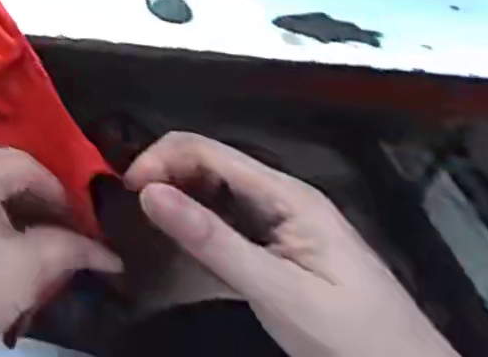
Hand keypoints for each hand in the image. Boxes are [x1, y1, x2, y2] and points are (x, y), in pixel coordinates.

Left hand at [0, 145, 120, 352]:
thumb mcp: (27, 267)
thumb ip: (69, 248)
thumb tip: (108, 253)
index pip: (29, 165)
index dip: (65, 198)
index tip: (89, 232)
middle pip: (4, 163)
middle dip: (40, 197)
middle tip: (70, 233)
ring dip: (15, 199)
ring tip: (44, 237)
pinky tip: (9, 232)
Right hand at [125, 132, 458, 356]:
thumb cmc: (359, 344)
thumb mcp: (281, 295)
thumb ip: (212, 242)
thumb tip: (144, 191)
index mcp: (288, 196)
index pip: (201, 148)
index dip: (157, 160)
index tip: (128, 192)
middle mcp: (281, 196)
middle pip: (202, 160)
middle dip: (161, 174)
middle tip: (133, 207)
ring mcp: (280, 218)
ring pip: (208, 184)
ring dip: (173, 193)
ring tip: (148, 220)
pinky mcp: (276, 241)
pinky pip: (220, 210)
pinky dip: (190, 215)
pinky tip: (179, 236)